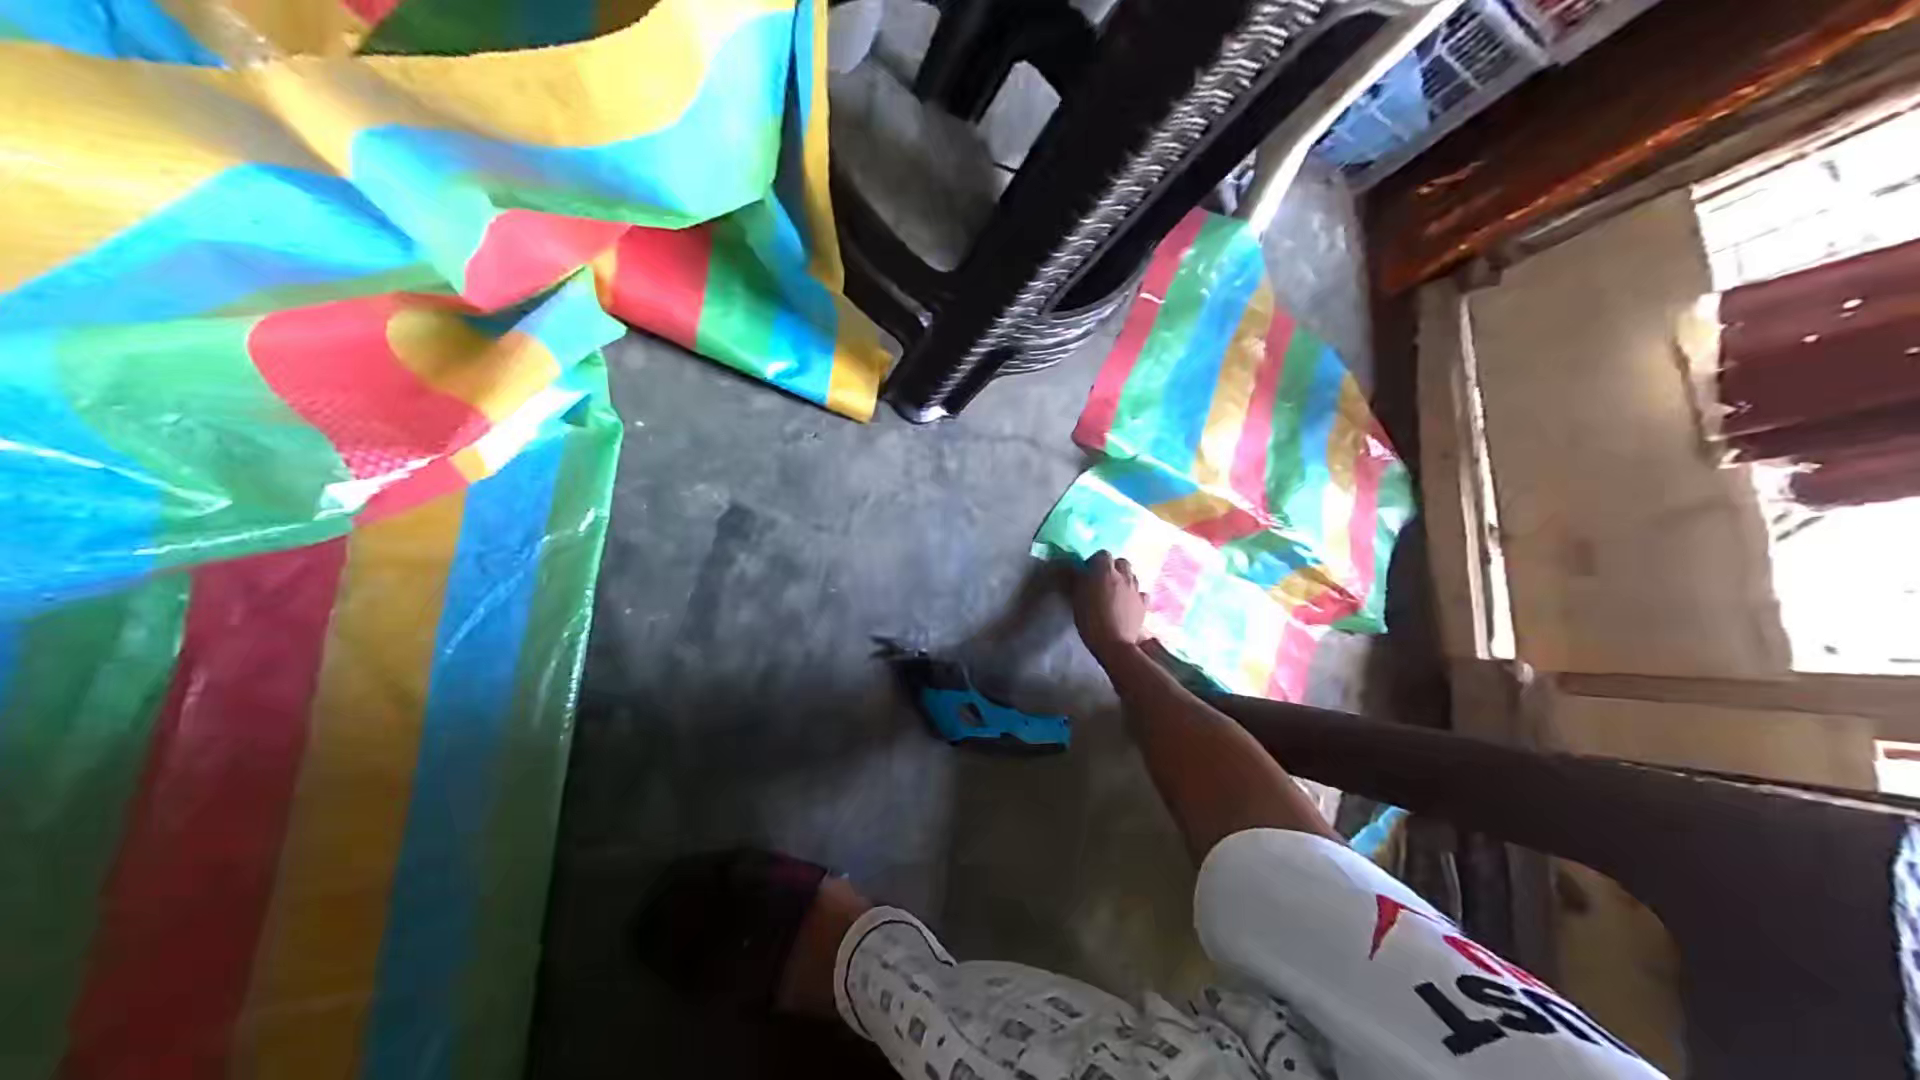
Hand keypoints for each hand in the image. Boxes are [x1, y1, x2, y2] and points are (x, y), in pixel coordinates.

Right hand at [1074, 550, 1148, 657]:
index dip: (1095, 562)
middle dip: (1113, 568)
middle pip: (1121, 562)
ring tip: (1115, 594)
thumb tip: (1082, 572)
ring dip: (1123, 580)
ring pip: (1132, 576)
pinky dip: (1133, 596)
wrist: (1114, 643)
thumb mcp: (1077, 597)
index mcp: (1104, 571)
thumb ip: (1081, 580)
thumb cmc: (1090, 620)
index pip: (1102, 554)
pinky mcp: (1144, 604)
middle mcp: (1123, 575)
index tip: (1088, 574)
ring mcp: (1136, 589)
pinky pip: (1140, 593)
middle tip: (1103, 582)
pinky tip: (1127, 605)